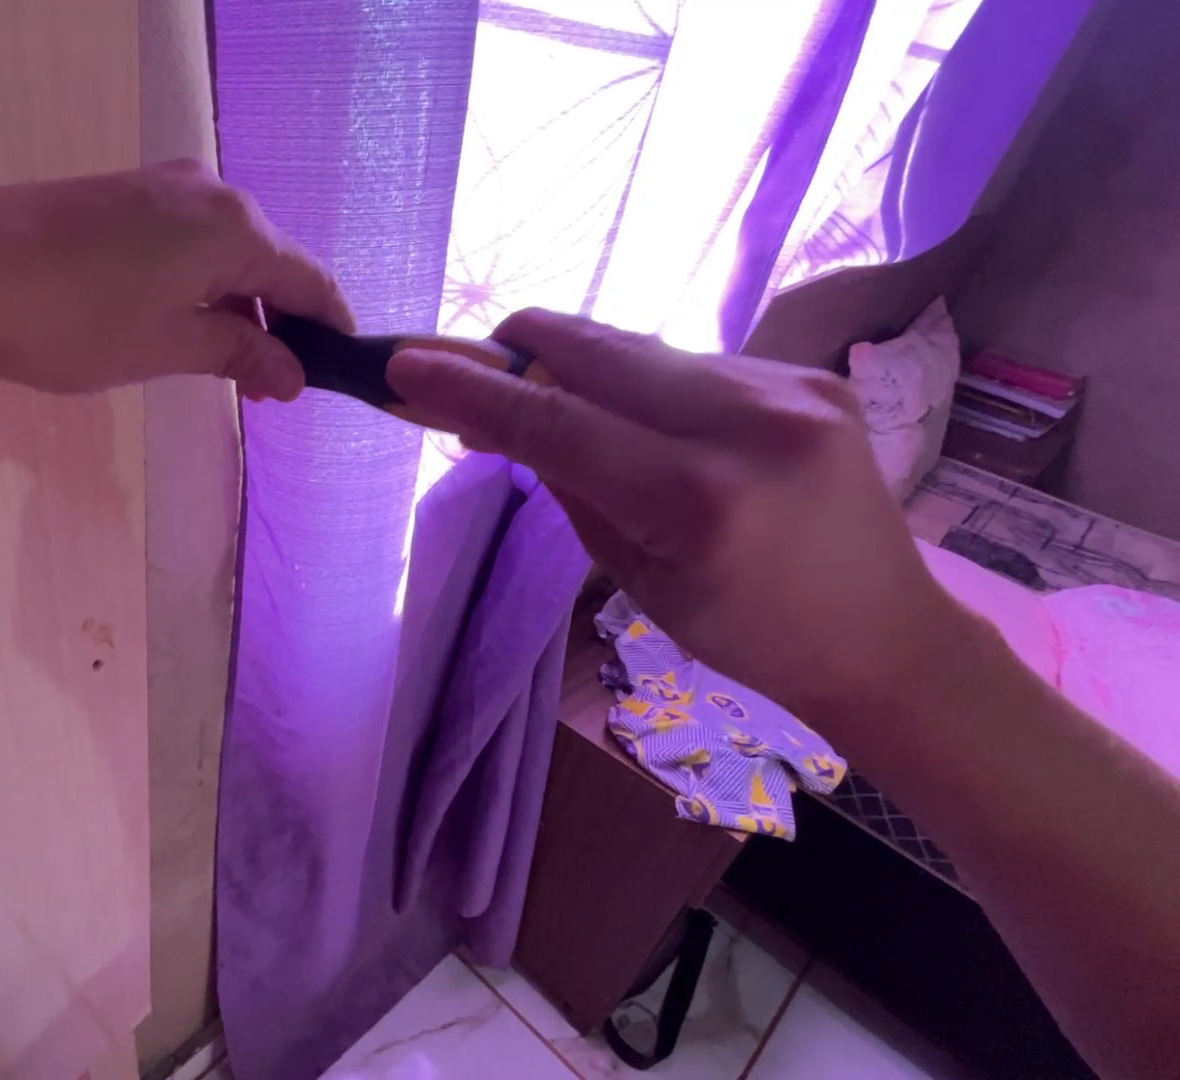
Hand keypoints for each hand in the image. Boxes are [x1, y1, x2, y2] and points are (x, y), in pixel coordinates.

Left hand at [0, 160, 351, 399]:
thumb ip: (242, 355)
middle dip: (278, 328)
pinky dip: (199, 290)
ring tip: (228, 370)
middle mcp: (207, 191)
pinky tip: (185, 326)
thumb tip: (295, 374)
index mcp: (235, 226)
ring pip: (224, 256)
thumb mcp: (171, 346)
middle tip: (269, 391)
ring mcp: (159, 188)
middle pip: (268, 265)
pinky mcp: (120, 197)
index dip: (327, 330)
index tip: (333, 375)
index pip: (308, 281)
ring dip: (236, 312)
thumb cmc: (78, 320)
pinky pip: (186, 246)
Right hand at [387, 308, 963, 715]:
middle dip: (513, 348)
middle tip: (464, 368)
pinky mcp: (804, 373)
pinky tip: (625, 418)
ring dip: (569, 366)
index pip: (553, 422)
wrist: (885, 634)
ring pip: (633, 347)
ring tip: (545, 405)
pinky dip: (626, 379)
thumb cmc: (742, 632)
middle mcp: (749, 422)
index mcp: (697, 500)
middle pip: (593, 349)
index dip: (470, 390)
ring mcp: (787, 386)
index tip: (405, 365)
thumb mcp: (632, 574)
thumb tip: (499, 423)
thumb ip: (566, 483)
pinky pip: (679, 361)